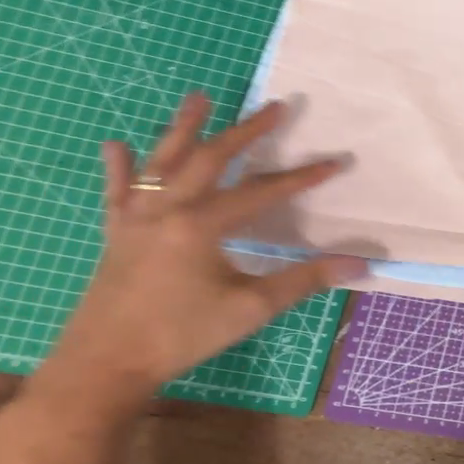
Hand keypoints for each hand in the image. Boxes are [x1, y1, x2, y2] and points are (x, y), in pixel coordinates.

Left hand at [33, 92, 365, 413]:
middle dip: (246, 131)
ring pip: (162, 163)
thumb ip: (304, 280)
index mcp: (200, 226)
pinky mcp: (115, 234)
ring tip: (198, 97)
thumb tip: (360, 264)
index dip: (302, 177)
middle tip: (273, 106)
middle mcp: (166, 211)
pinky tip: (116, 145)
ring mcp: (135, 220)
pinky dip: (119, 167)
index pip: (261, 191)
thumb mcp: (251, 309)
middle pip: (211, 159)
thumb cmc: (181, 336)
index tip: (335, 161)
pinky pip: (117, 192)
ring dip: (182, 128)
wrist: (102, 366)